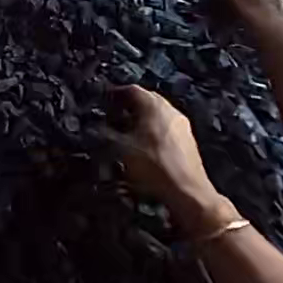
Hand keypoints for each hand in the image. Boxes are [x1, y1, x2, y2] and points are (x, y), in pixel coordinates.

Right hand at [105, 86, 240, 237]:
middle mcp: (170, 109)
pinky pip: (166, 128)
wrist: (188, 193)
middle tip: (112, 116)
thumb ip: (106, 134)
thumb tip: (94, 127)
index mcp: (154, 105)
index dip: (114, 94)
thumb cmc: (153, 166)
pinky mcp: (188, 141)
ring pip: (157, 115)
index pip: (131, 90)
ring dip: (141, 119)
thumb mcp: (121, 149)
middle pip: (145, 100)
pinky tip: (145, 146)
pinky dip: (152, 131)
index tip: (103, 102)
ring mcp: (182, 125)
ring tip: (126, 132)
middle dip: (128, 106)